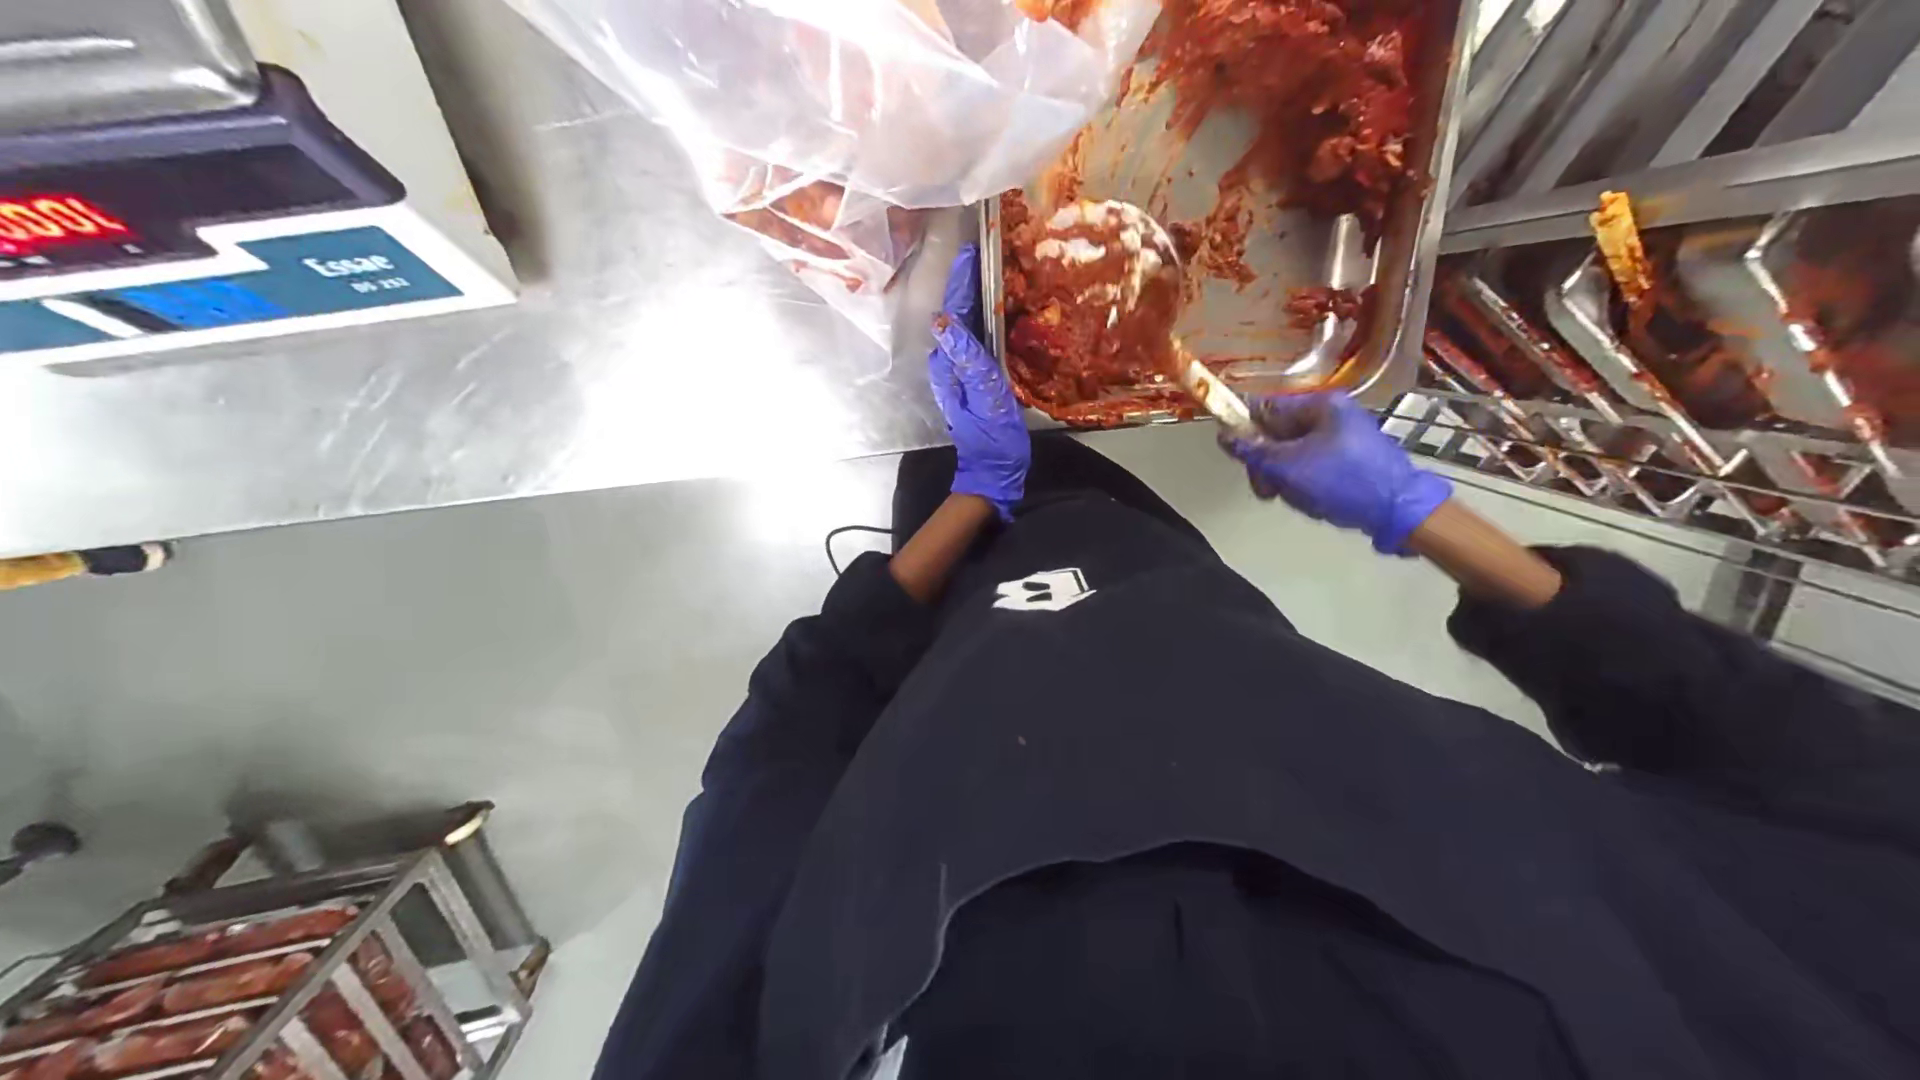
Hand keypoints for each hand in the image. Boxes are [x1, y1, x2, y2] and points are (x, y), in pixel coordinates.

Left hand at [930, 244, 1030, 519]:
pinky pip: (976, 341)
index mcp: (951, 364)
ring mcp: (960, 372)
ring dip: (976, 298)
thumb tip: (943, 321)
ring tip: (993, 271)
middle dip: (968, 283)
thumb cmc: (993, 437)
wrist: (994, 469)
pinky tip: (998, 310)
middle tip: (985, 253)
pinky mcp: (973, 379)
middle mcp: (950, 364)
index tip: (971, 252)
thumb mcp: (985, 397)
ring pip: (965, 326)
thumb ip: (967, 359)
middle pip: (957, 315)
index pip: (953, 313)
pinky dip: (985, 320)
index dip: (961, 282)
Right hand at [1220, 391, 1451, 554]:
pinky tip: (1308, 498)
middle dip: (1267, 463)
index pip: (1265, 407)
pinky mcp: (1350, 459)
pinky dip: (1302, 481)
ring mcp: (1343, 437)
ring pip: (1292, 453)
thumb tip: (1223, 434)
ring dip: (1282, 476)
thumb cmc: (1342, 481)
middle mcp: (1333, 414)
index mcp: (1320, 405)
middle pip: (1277, 433)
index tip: (1237, 454)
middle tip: (1267, 488)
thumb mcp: (1288, 466)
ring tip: (1290, 496)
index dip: (1244, 428)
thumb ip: (1252, 450)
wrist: (1398, 510)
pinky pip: (1310, 464)